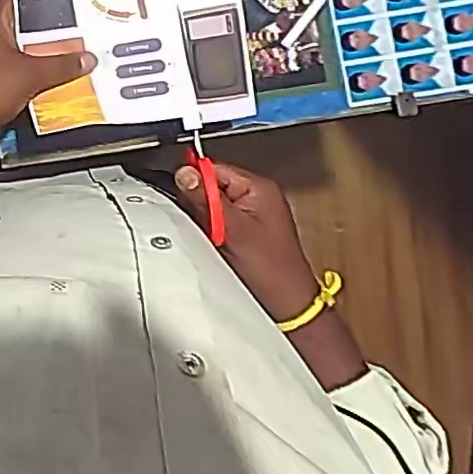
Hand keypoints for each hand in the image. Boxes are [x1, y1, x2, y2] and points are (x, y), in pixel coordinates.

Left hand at [0, 0, 94, 232]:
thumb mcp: (31, 75)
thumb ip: (61, 65)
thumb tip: (85, 59)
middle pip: (28, 30)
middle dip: (52, 36)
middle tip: (78, 35)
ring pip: (26, 55)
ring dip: (46, 62)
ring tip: (73, 60)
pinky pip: (21, 77)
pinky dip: (37, 81)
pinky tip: (55, 85)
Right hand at [174, 162, 319, 319]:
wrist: (287, 305)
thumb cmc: (271, 270)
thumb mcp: (233, 230)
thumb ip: (207, 199)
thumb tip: (186, 173)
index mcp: (259, 187)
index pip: (212, 168)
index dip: (196, 185)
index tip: (192, 203)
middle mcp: (256, 195)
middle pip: (209, 185)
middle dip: (200, 205)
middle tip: (210, 226)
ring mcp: (250, 211)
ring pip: (209, 204)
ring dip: (205, 220)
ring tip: (217, 238)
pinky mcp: (243, 227)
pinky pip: (215, 219)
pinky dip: (210, 231)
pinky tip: (218, 244)